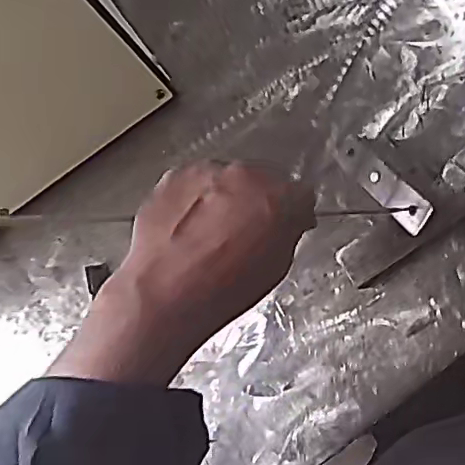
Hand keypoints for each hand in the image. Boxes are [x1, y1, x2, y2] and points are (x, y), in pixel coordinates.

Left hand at [48, 162, 315, 385]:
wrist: (165, 292)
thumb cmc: (221, 289)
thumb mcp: (275, 267)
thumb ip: (287, 233)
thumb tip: (286, 222)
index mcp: (279, 197)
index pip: (299, 193)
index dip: (293, 211)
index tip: (287, 222)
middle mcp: (244, 175)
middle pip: (261, 179)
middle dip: (257, 201)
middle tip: (245, 231)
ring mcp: (206, 172)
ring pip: (224, 179)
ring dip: (223, 198)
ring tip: (210, 234)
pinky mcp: (174, 177)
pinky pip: (193, 184)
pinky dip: (194, 200)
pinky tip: (188, 229)